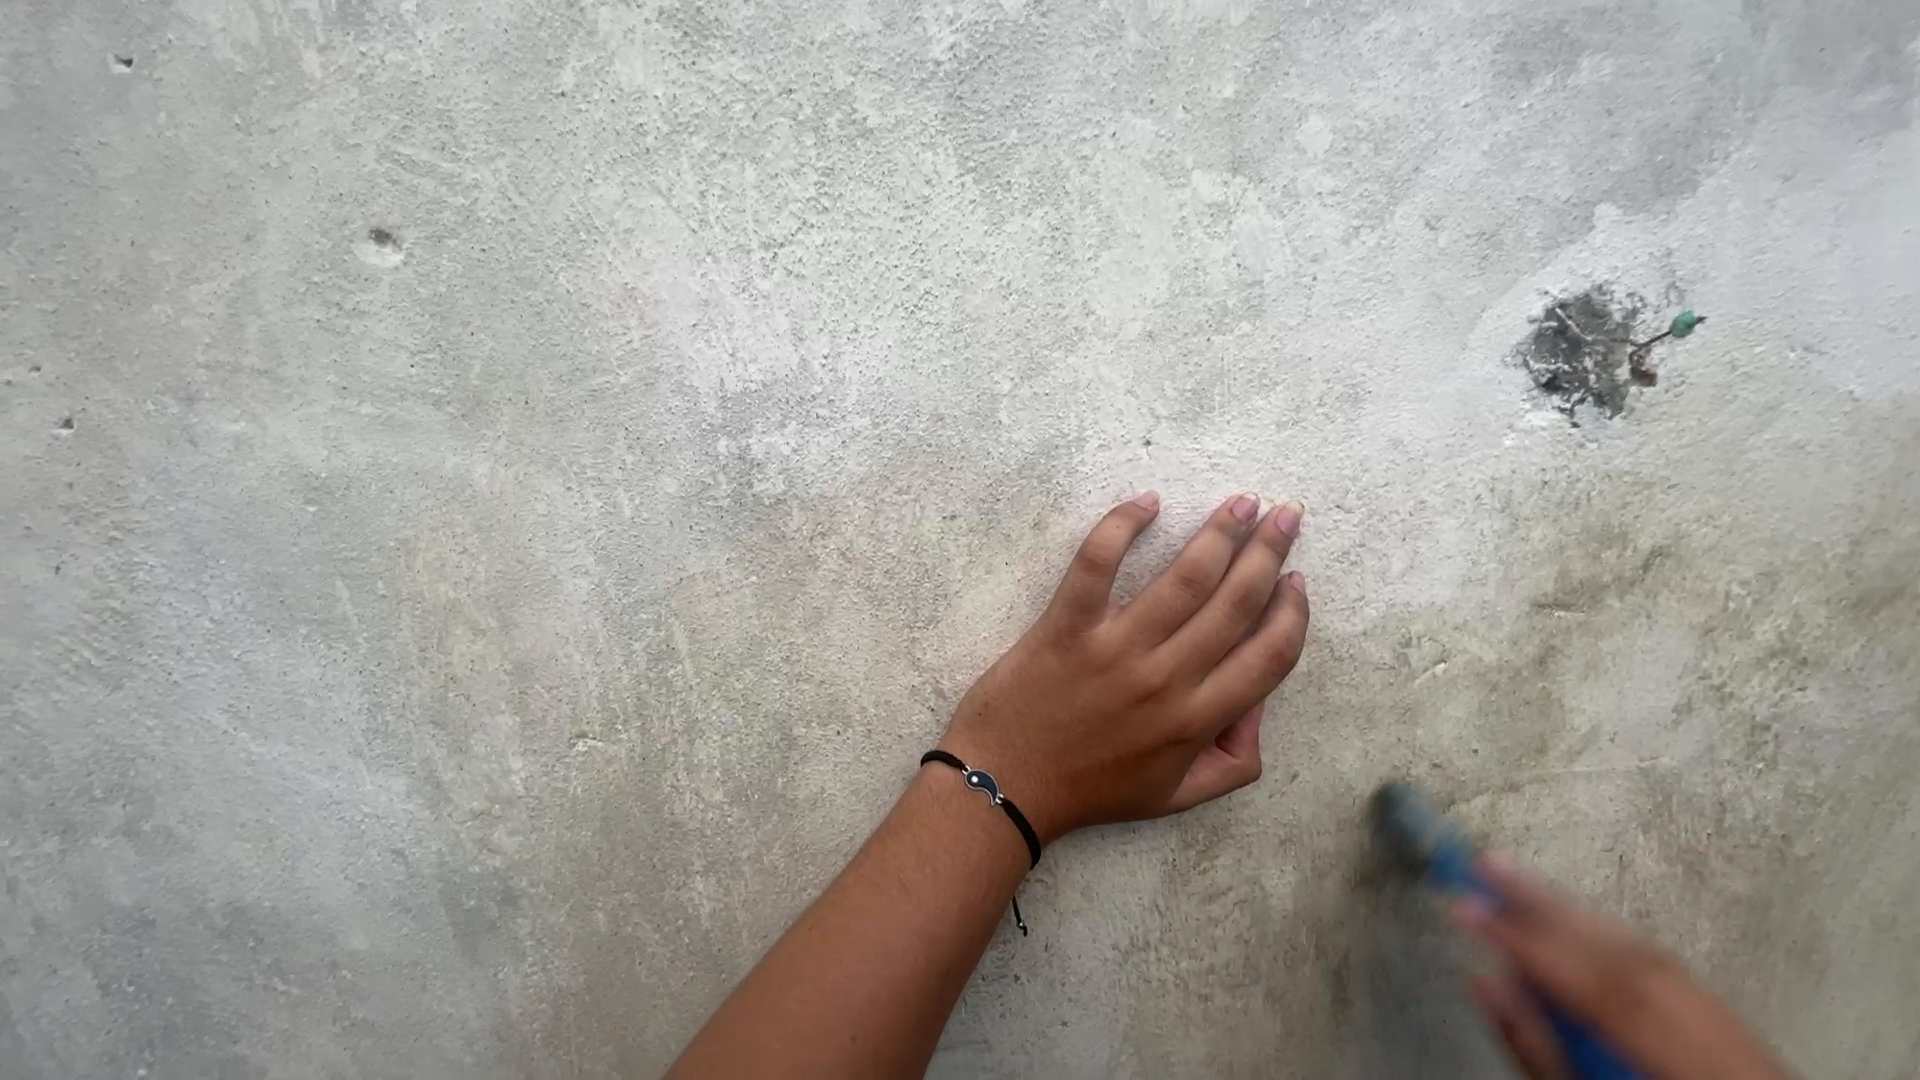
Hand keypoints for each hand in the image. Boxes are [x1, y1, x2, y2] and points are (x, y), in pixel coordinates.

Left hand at [938, 492, 1309, 844]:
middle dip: (1269, 552)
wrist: (1007, 786)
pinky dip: (1122, 526)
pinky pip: (1097, 564)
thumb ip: (1233, 763)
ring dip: (1220, 532)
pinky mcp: (1066, 627)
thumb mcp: (1175, 797)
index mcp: (1197, 721)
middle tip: (1283, 515)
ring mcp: (1116, 649)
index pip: (1270, 656)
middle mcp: (1166, 679)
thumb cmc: (1089, 790)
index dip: (1292, 613)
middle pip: (1235, 603)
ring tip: (1242, 502)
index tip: (1296, 581)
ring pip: (1184, 578)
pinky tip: (1148, 502)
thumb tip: (1259, 709)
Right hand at [1456, 855, 1793, 1079]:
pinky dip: (1608, 934)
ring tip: (1511, 874)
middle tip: (1482, 865)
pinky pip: (1665, 964)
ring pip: (1647, 953)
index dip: (1525, 941)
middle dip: (1546, 906)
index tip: (1465, 904)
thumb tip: (1485, 982)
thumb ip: (1539, 1048)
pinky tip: (1568, 915)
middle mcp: (1725, 1045)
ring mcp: (1735, 1030)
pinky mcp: (1731, 1021)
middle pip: (1627, 957)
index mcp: (1690, 1067)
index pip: (1597, 989)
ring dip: (1571, 911)